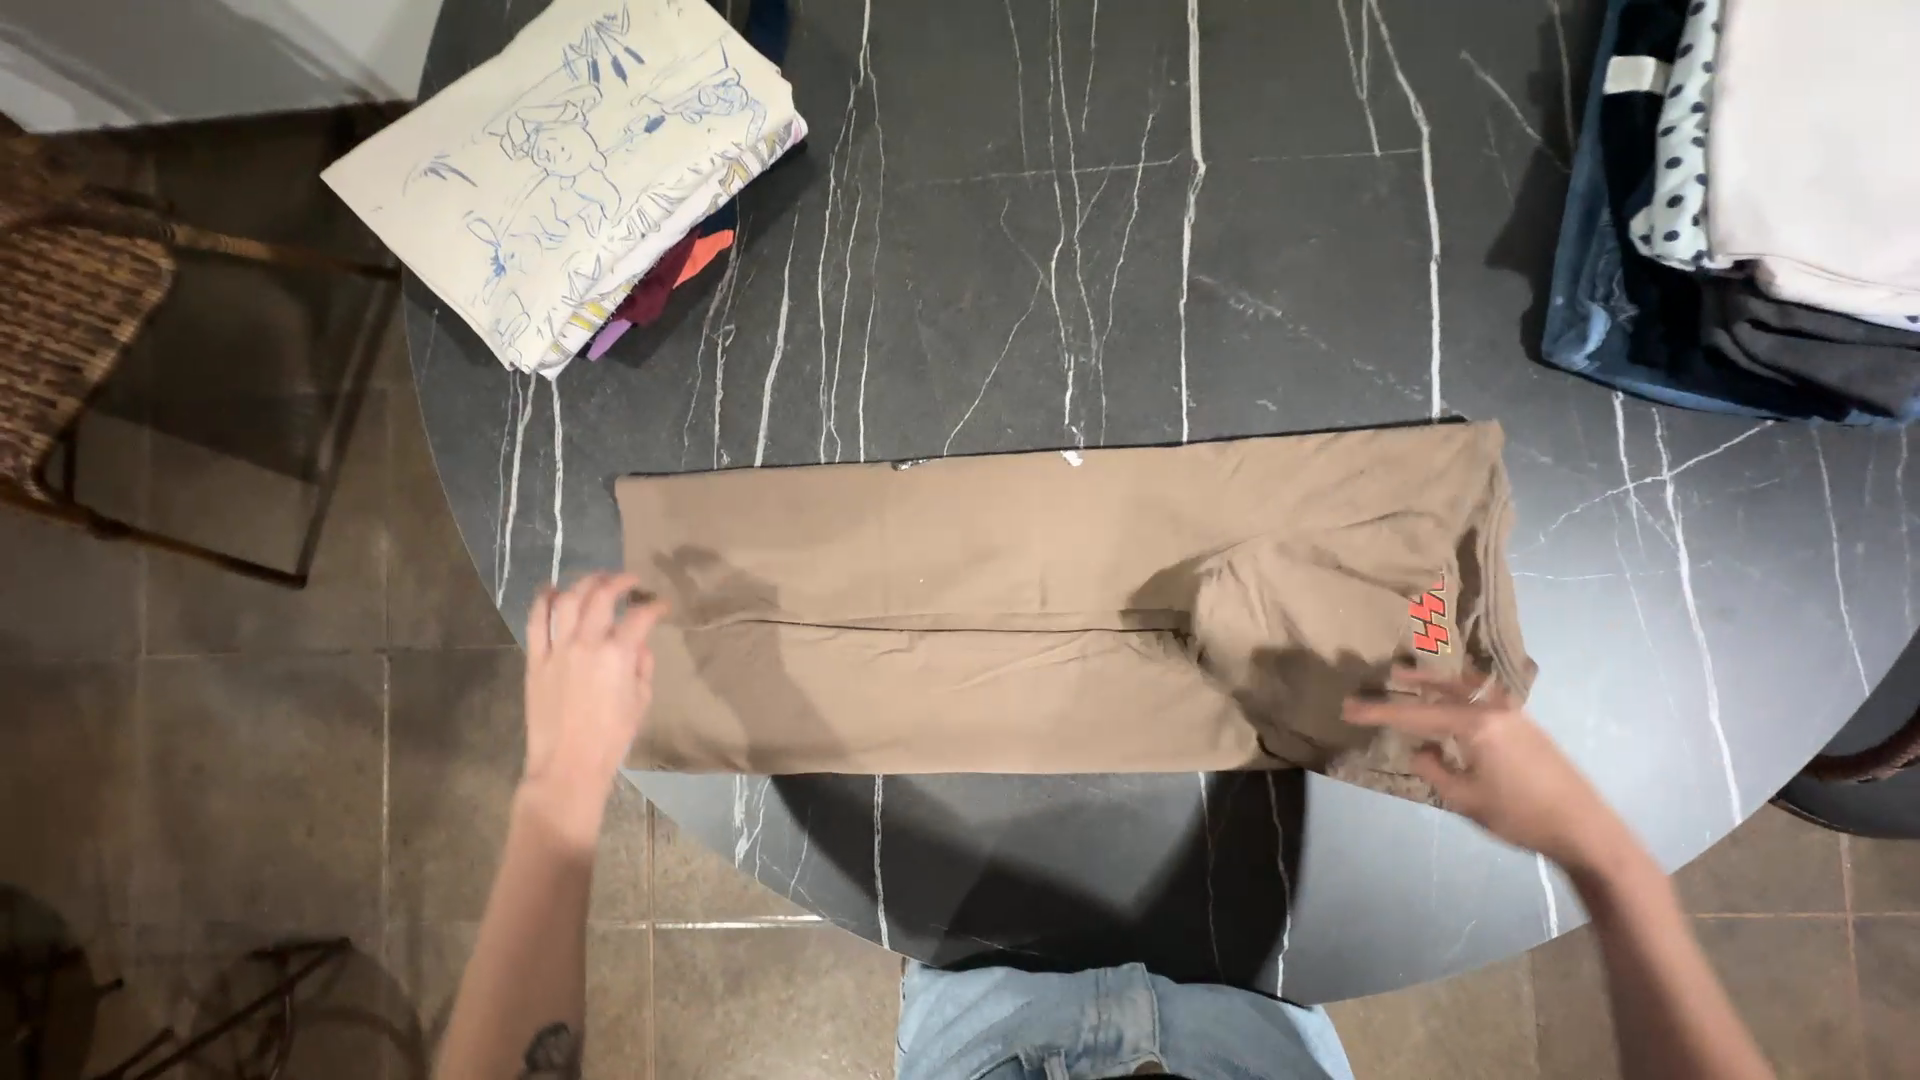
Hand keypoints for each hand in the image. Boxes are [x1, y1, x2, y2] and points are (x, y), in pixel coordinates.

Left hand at [518, 572, 666, 844]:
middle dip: (619, 582)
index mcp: (619, 654)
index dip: (655, 606)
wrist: (568, 764)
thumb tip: (638, 645)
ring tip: (596, 578)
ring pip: (568, 601)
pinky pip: (536, 622)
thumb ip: (642, 666)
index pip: (640, 617)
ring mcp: (557, 649)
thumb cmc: (613, 736)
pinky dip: (543, 601)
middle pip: (602, 597)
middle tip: (629, 580)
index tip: (662, 605)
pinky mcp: (535, 660)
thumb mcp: (641, 701)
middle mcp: (587, 643)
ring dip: (584, 583)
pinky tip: (551, 589)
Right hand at [1344, 668, 1632, 876]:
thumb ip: (1433, 769)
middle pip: (1440, 687)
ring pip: (1464, 687)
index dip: (1378, 712)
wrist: (1588, 832)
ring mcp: (1513, 715)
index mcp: (1474, 725)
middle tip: (1380, 677)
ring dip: (1435, 681)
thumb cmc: (1521, 817)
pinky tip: (1452, 697)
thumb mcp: (1464, 799)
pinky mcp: (1525, 725)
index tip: (1348, 708)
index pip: (1414, 714)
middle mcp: (1493, 710)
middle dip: (1407, 683)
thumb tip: (1422, 749)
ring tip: (1409, 676)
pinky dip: (1459, 690)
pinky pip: (1481, 696)